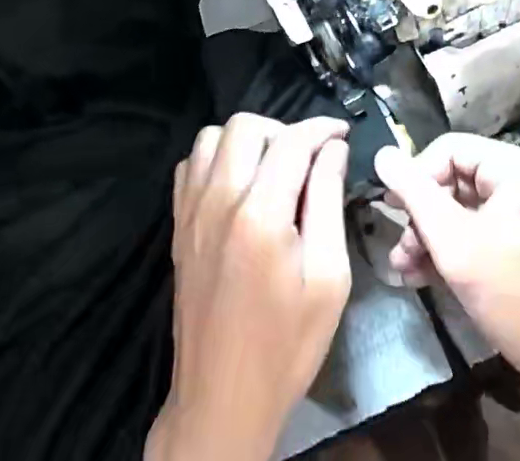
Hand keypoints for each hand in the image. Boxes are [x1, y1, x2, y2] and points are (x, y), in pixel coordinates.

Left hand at [147, 114, 351, 460]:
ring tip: (272, 169)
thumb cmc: (286, 343)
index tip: (342, 133)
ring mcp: (190, 210)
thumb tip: (332, 150)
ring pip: (212, 136)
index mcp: (260, 214)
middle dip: (283, 130)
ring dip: (247, 141)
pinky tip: (238, 185)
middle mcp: (218, 199)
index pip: (291, 142)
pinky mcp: (177, 224)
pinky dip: (216, 159)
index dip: (321, 128)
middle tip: (308, 159)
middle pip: (245, 125)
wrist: (222, 394)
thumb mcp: (328, 278)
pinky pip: (191, 165)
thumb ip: (327, 202)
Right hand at [372, 134, 519, 379]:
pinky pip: (476, 231)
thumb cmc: (513, 294)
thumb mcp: (452, 239)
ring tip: (403, 266)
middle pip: (452, 180)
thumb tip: (382, 154)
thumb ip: (413, 192)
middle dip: (420, 215)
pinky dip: (449, 250)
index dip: (416, 176)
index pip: (449, 149)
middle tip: (399, 245)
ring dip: (428, 236)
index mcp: (516, 168)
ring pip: (459, 209)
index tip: (393, 209)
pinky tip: (422, 274)